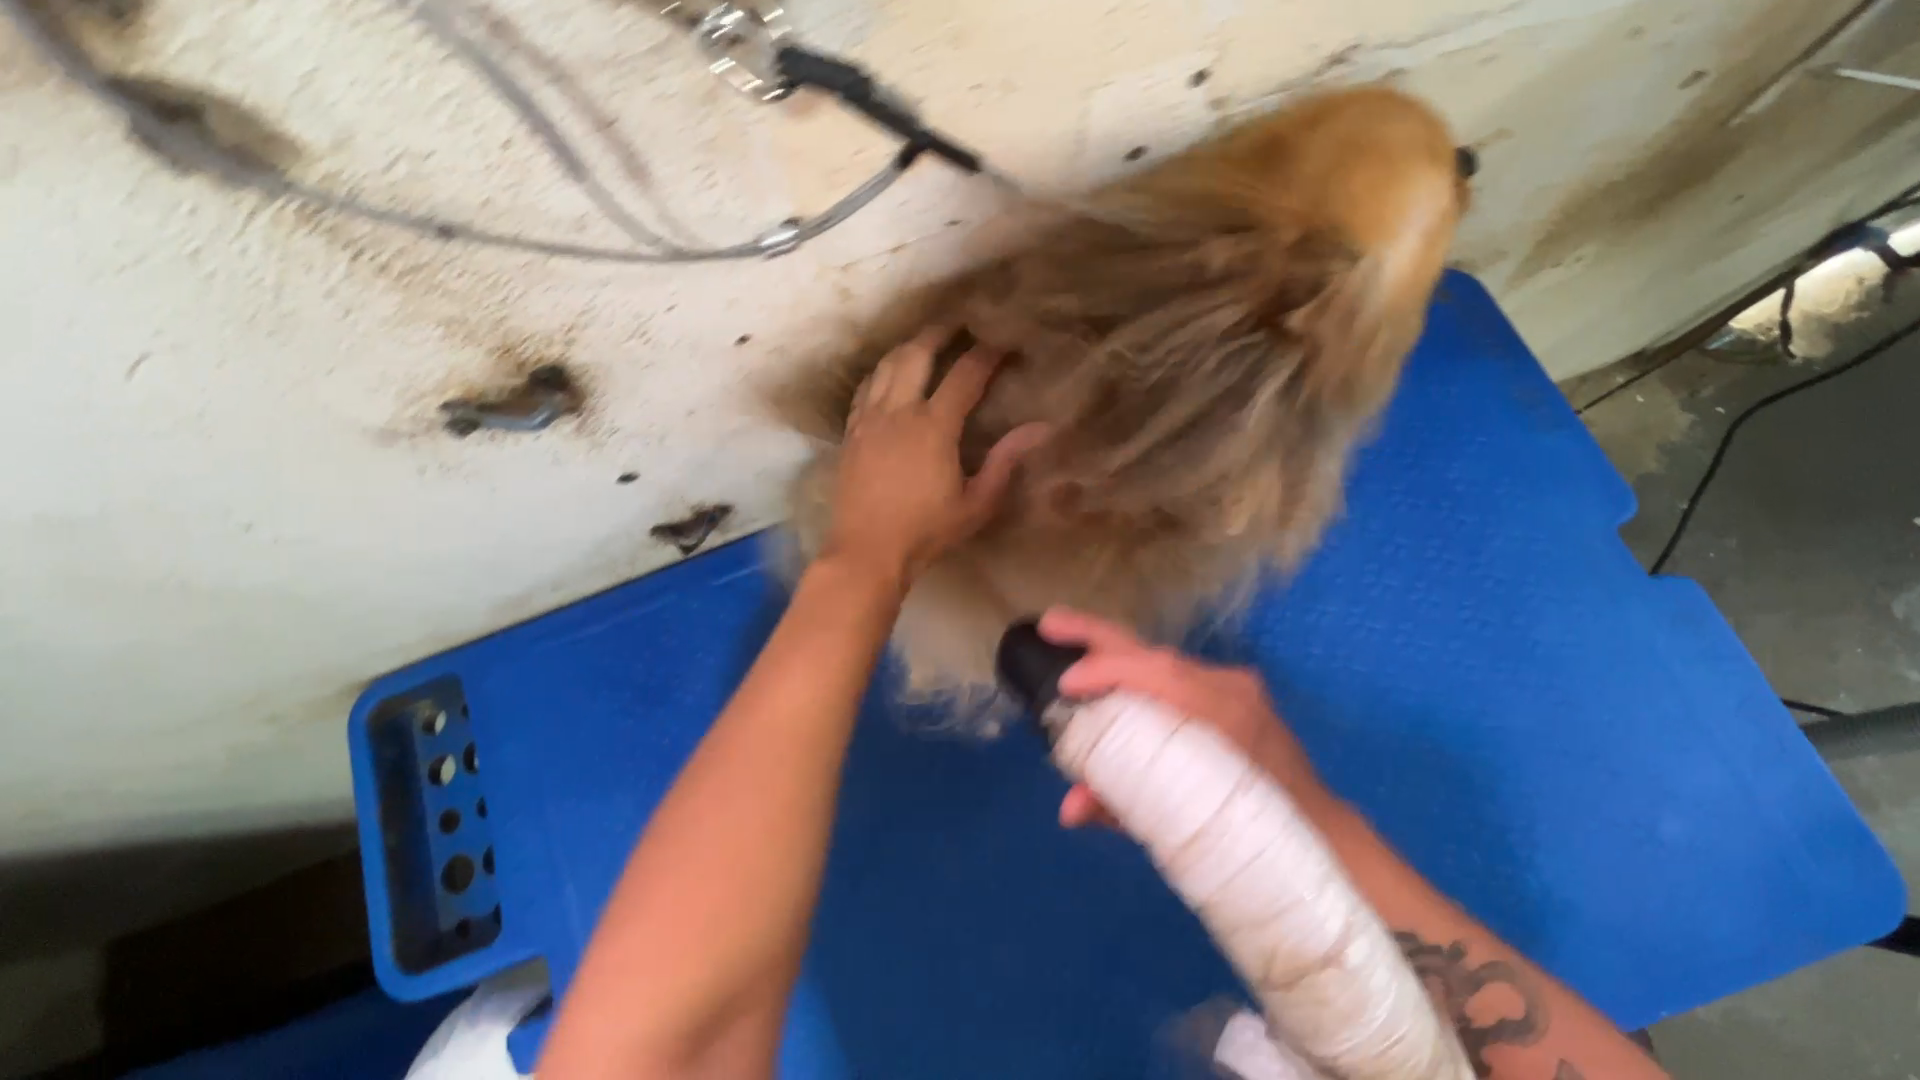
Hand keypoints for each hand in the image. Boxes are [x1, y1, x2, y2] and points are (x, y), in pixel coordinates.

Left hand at [824, 326, 1048, 585]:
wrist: (866, 552)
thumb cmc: (926, 532)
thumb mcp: (977, 504)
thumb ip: (1006, 462)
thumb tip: (1042, 428)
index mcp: (934, 426)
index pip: (965, 374)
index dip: (987, 353)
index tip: (1004, 341)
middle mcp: (898, 411)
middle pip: (917, 353)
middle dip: (940, 332)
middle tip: (959, 324)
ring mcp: (869, 419)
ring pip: (886, 365)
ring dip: (908, 347)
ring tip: (925, 342)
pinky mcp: (851, 433)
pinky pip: (865, 388)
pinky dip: (882, 372)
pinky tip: (889, 375)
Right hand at [1038, 607, 1336, 829]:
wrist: (1316, 832)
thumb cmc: (1250, 833)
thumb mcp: (1181, 825)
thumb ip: (1122, 810)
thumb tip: (1068, 810)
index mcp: (1226, 714)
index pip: (1158, 674)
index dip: (1107, 671)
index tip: (1067, 683)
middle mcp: (1231, 688)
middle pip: (1154, 652)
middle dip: (1096, 635)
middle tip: (1050, 625)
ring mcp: (1236, 686)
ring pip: (1164, 660)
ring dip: (1116, 655)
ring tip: (1071, 647)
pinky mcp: (1236, 692)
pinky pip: (1177, 674)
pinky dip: (1139, 673)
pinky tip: (1114, 677)